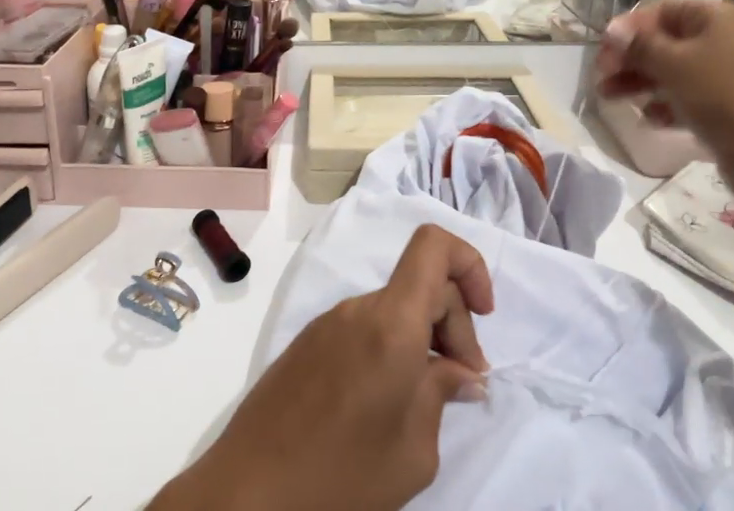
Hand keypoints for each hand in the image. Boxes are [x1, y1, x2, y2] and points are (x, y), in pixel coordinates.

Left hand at [150, 226, 493, 510]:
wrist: (248, 492)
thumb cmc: (340, 476)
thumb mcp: (413, 450)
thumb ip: (441, 396)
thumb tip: (460, 374)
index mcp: (390, 324)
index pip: (434, 247)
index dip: (470, 264)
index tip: (485, 314)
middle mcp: (357, 310)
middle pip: (421, 284)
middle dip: (455, 324)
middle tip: (463, 384)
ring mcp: (328, 324)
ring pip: (393, 308)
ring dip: (422, 338)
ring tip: (428, 396)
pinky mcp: (308, 344)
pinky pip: (364, 327)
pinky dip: (391, 347)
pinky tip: (389, 398)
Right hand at [595, 0, 733, 202]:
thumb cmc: (725, 96)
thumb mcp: (674, 64)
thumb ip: (639, 46)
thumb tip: (613, 30)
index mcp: (714, 17)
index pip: (660, 10)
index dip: (628, 28)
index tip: (602, 53)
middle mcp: (723, 40)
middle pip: (665, 41)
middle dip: (630, 58)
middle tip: (601, 78)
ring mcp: (729, 76)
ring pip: (674, 72)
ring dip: (641, 82)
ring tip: (610, 98)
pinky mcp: (731, 109)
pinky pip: (689, 99)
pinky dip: (666, 105)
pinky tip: (648, 119)